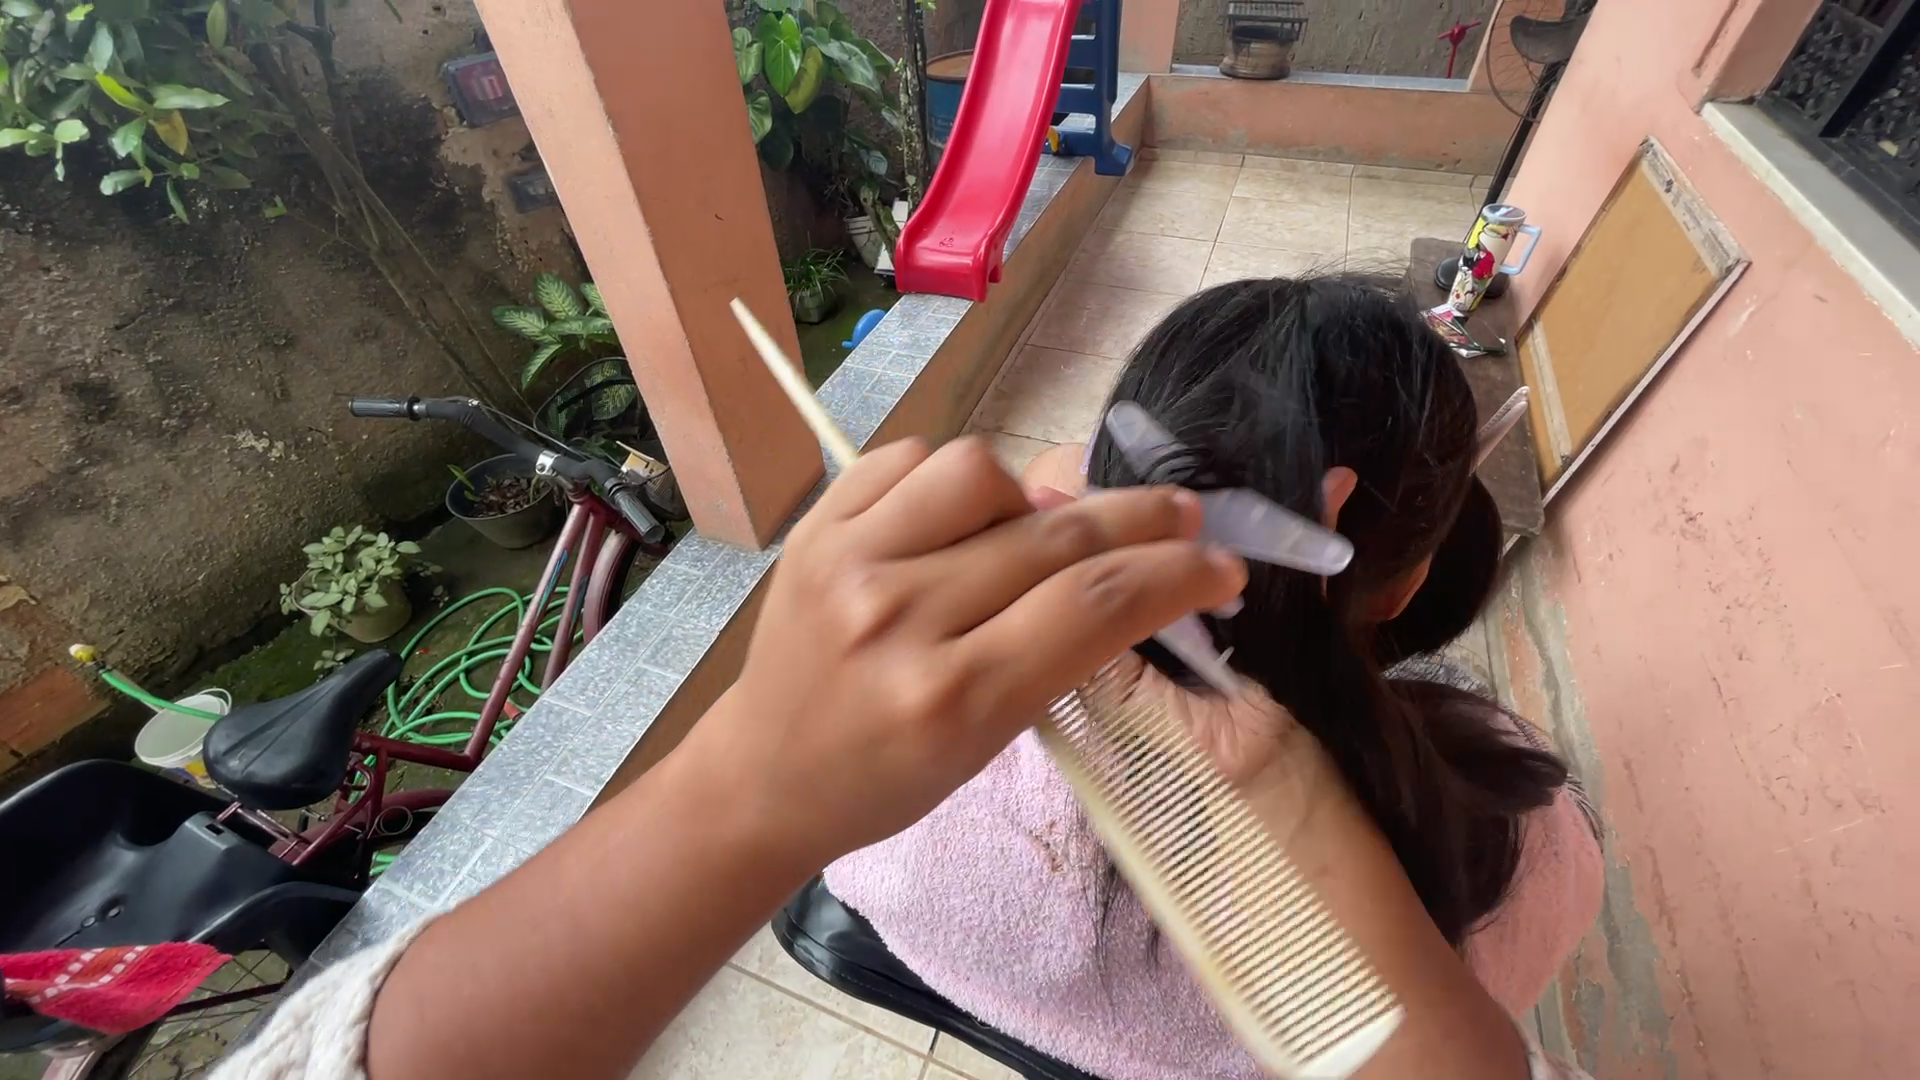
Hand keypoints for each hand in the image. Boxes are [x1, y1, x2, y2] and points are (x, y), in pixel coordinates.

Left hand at [681, 436, 1246, 868]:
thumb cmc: (887, 777)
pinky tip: (957, 513)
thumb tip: (1104, 539)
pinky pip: (907, 457)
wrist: (765, 774)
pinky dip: (953, 476)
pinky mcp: (813, 529)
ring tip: (1026, 532)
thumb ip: (1053, 643)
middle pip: (1052, 536)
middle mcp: (898, 619)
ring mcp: (847, 563)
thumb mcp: (989, 739)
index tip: (1218, 565)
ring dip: (1028, 496)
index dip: (1173, 575)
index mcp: (952, 699)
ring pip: (981, 472)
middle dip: (1139, 519)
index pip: (1090, 606)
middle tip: (1180, 514)